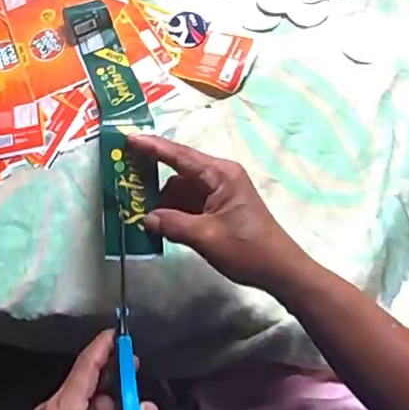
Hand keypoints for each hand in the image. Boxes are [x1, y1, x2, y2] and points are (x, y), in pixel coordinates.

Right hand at [132, 134, 312, 294]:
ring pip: (183, 187)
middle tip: (126, 176)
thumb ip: (173, 224)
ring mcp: (221, 191)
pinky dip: (176, 209)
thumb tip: (146, 218)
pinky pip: (191, 200)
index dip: (152, 147)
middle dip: (154, 175)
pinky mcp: (221, 206)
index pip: (179, 155)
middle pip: (180, 169)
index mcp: (220, 174)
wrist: (282, 271)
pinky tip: (161, 221)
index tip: (129, 138)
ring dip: (165, 199)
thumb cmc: (248, 250)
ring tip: (140, 208)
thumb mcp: (206, 238)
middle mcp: (220, 176)